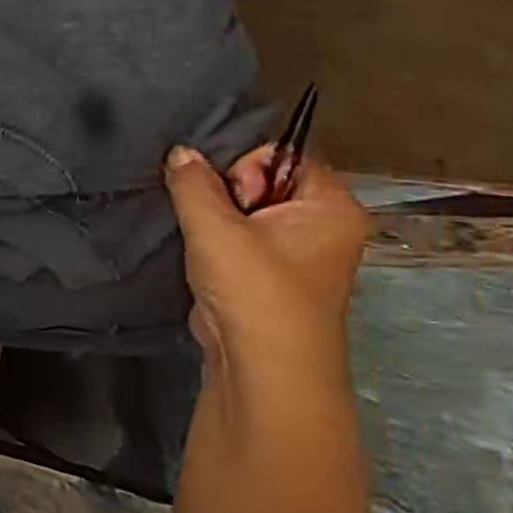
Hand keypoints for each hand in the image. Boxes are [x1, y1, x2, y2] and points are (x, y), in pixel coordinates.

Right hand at [163, 145, 368, 380]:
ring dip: (216, 220)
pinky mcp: (268, 272)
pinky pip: (239, 236)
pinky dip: (216, 241)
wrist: (261, 361)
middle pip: (264, 180)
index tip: (230, 195)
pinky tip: (205, 257)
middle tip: (219, 226)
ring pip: (246, 210)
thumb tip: (181, 152)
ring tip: (208, 244)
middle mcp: (323, 225)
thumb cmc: (255, 290)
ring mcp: (297, 251)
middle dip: (227, 194)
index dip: (247, 166)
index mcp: (332, 206)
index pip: (288, 155)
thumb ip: (193, 183)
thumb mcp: (215, 228)